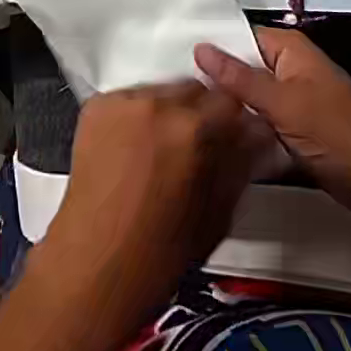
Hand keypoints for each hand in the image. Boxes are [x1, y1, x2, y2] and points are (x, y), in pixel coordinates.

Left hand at [37, 81, 260, 316]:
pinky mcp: (95, 107)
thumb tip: (255, 135)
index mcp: (192, 128)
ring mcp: (121, 102)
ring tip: (161, 150)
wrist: (95, 262)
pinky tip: (133, 147)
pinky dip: (136, 116)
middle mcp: (155, 104)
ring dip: (167, 112)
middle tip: (198, 146)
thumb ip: (240, 163)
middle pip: (193, 89)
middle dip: (201, 113)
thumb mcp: (216, 213)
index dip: (236, 119)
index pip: (229, 99)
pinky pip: (128, 100)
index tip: (235, 134)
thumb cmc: (158, 251)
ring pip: (159, 91)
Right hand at [195, 27, 350, 226]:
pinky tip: (215, 139)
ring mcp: (290, 100)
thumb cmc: (341, 137)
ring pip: (247, 98)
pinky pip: (258, 122)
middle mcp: (288, 68)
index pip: (238, 35)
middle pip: (240, 68)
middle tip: (175, 94)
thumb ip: (238, 78)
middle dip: (215, 82)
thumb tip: (199, 48)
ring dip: (227, 109)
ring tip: (186, 116)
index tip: (173, 60)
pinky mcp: (292, 129)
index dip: (209, 48)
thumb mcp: (283, 104)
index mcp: (289, 49)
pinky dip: (243, 130)